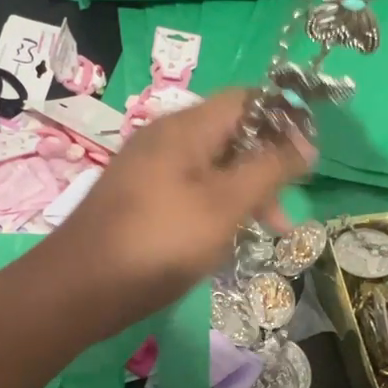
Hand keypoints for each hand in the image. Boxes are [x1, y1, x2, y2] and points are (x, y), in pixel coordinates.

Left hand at [34, 90, 311, 336]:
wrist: (80, 287)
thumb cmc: (160, 242)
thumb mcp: (225, 205)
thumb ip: (269, 170)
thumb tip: (307, 142)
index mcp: (185, 128)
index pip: (246, 100)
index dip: (283, 121)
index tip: (307, 160)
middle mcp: (165, 140)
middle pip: (230, 137)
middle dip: (265, 171)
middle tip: (283, 218)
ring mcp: (148, 172)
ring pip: (211, 171)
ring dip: (242, 198)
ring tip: (259, 238)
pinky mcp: (138, 202)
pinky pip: (189, 194)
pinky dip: (214, 212)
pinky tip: (220, 245)